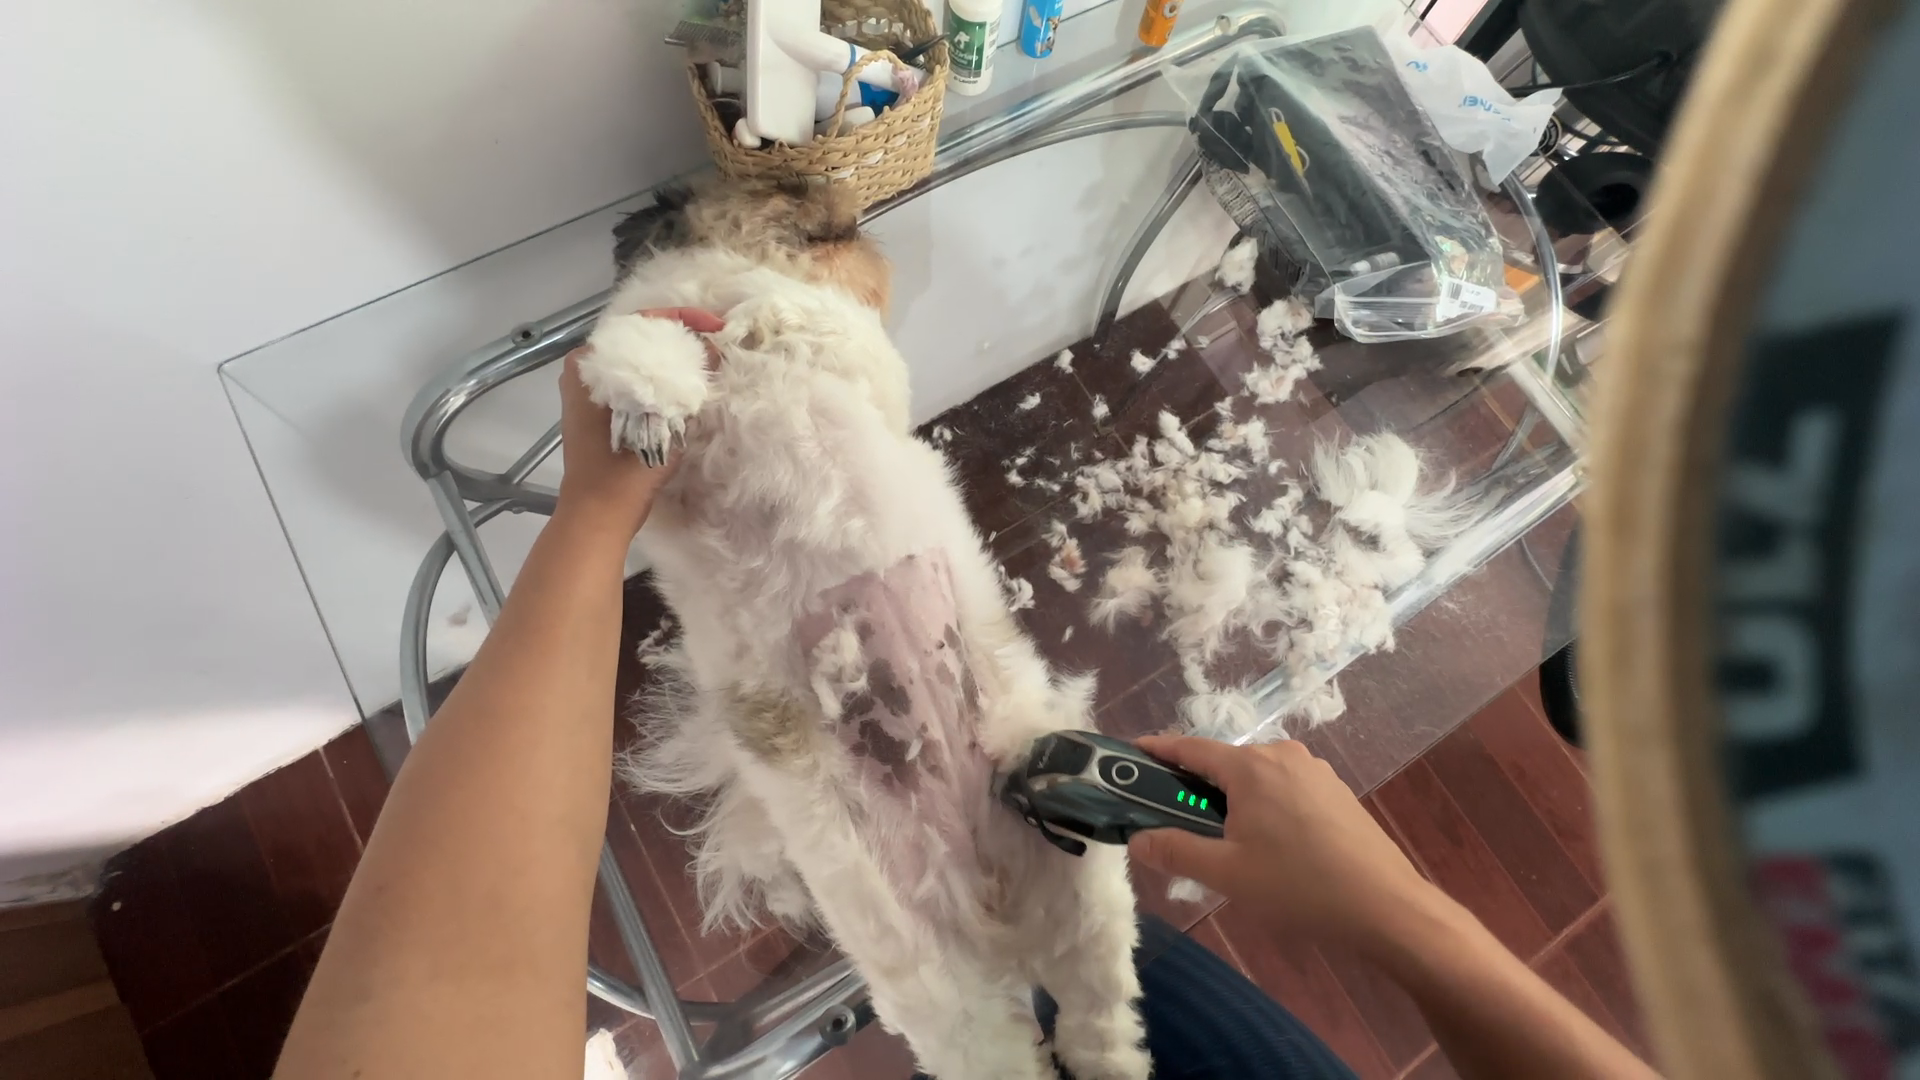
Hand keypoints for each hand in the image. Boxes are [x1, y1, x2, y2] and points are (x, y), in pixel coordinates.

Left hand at [554, 307, 723, 538]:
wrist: (600, 513)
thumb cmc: (625, 470)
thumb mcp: (664, 419)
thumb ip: (687, 380)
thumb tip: (712, 350)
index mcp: (591, 363)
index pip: (642, 323)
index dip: (685, 320)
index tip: (718, 327)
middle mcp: (585, 369)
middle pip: (640, 338)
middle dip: (681, 338)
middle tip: (718, 343)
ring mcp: (590, 390)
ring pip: (638, 359)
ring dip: (672, 359)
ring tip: (708, 362)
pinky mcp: (599, 410)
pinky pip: (634, 379)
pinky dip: (660, 378)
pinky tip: (686, 388)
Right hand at [1127, 736, 1437, 955]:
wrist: (1389, 909)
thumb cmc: (1300, 886)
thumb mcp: (1227, 874)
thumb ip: (1176, 851)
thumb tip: (1136, 841)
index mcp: (1249, 766)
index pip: (1190, 748)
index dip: (1159, 749)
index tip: (1133, 752)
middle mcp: (1280, 755)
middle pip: (1223, 761)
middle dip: (1196, 784)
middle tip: (1176, 816)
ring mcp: (1313, 770)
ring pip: (1255, 774)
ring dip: (1233, 795)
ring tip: (1225, 836)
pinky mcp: (1336, 790)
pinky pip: (1284, 785)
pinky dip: (1264, 801)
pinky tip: (1271, 840)